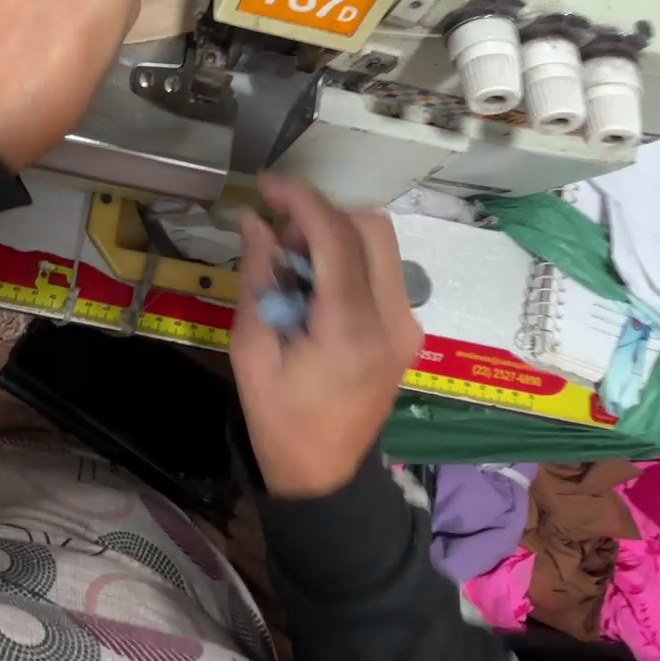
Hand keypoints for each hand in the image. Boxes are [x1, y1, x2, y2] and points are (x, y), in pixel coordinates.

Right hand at [230, 174, 424, 497]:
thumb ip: (258, 279)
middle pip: (371, 228)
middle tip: (278, 235)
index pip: (337, 237)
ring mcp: (408, 325)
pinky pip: (380, 268)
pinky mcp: (406, 329)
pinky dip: (345, 257)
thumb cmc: (278, 419)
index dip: (300, 199)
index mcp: (352, 330)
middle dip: (320, 213)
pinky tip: (312, 284)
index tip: (264, 183)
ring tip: (291, 262)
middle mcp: (394, 320)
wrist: (324, 476)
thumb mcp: (251, 350)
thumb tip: (254, 220)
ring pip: (380, 243)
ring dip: (334, 233)